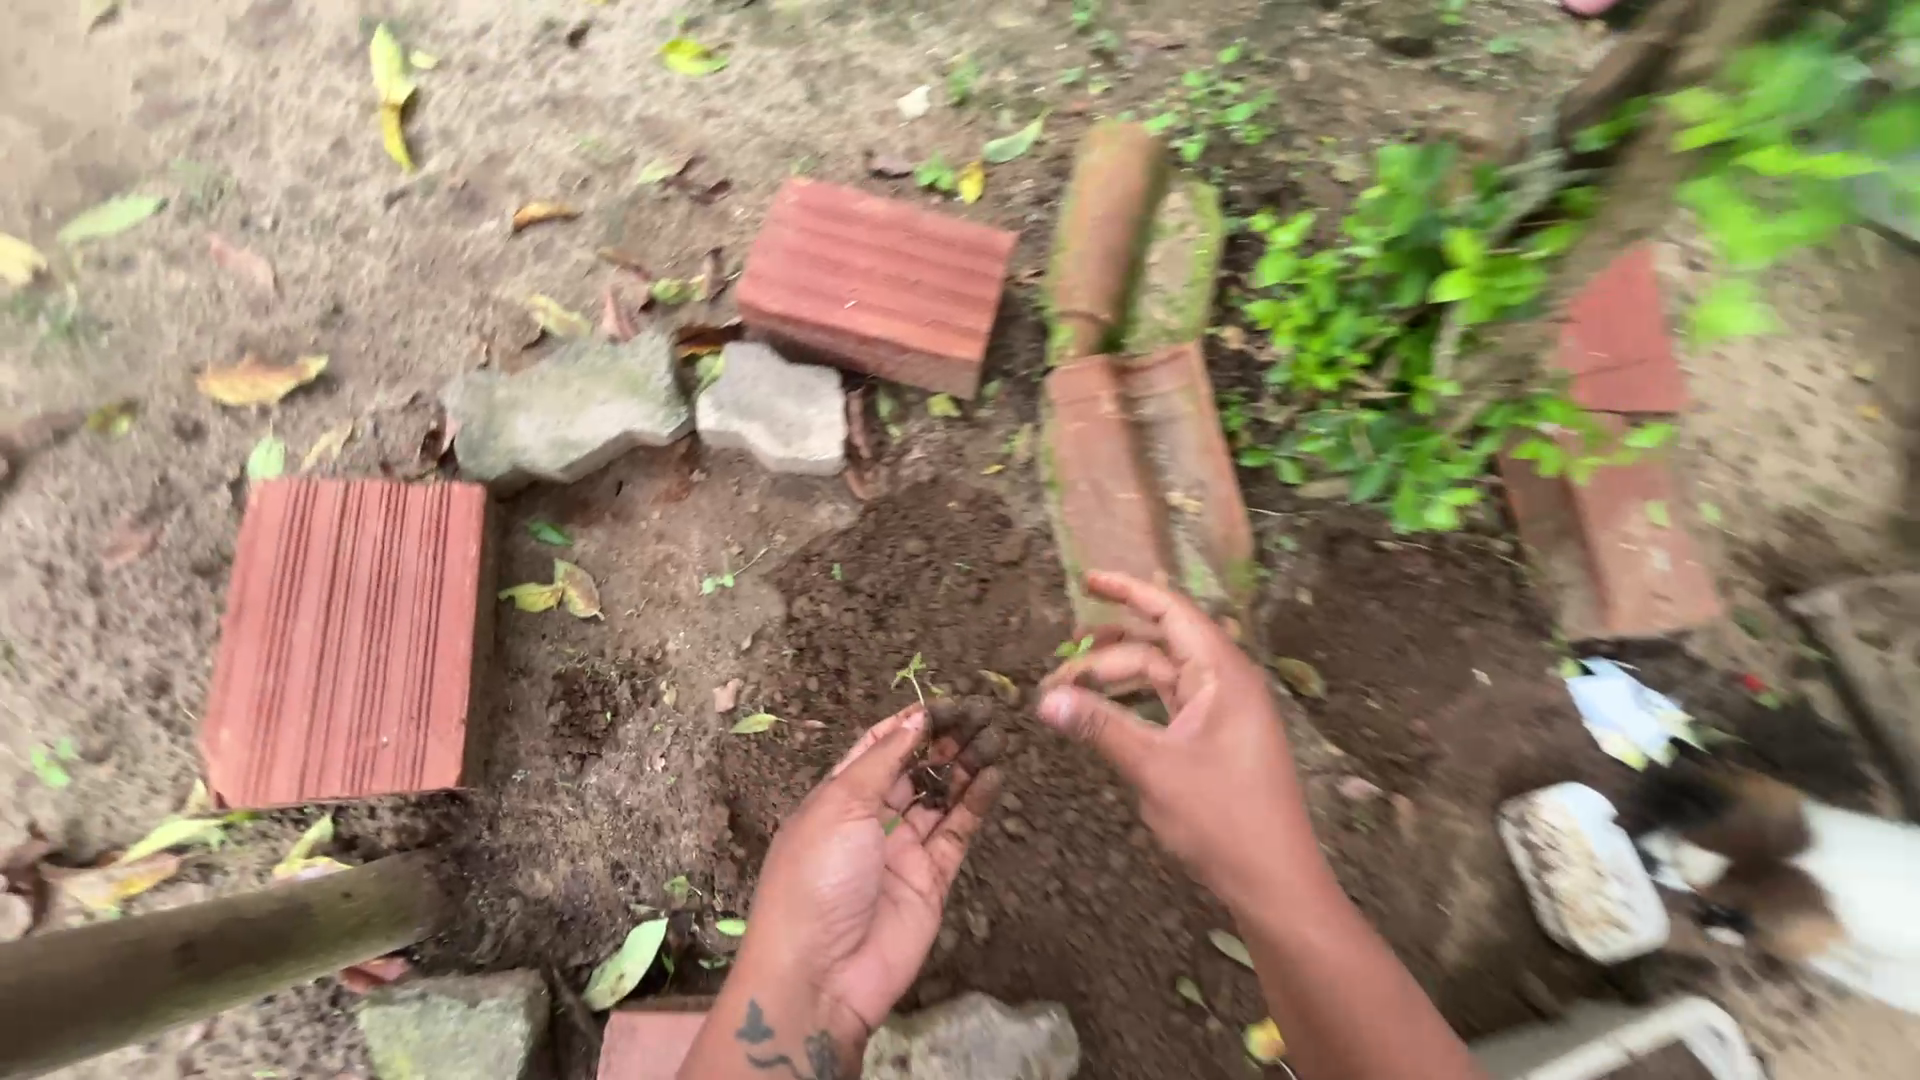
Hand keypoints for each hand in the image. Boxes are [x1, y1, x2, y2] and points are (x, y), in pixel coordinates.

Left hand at [729, 700, 1004, 1044]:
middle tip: (982, 714)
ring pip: (940, 796)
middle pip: (915, 768)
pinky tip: (995, 775)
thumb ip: (883, 759)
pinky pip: (957, 832)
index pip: (879, 746)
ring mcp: (902, 849)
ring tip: (995, 736)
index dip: (910, 723)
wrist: (821, 977)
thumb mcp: (841, 804)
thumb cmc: (818, 875)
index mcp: (839, 796)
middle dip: (945, 740)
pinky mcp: (931, 879)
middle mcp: (871, 818)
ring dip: (965, 765)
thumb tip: (915, 718)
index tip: (946, 703)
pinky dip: (976, 803)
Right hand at [1037, 570, 1326, 909]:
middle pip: (1156, 646)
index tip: (1087, 579)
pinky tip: (1103, 715)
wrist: (1275, 883)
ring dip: (1115, 680)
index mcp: (1222, 673)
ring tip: (1069, 694)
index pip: (1171, 610)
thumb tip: (1044, 700)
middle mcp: (1224, 681)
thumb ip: (1098, 727)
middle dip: (1104, 653)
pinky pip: (1166, 703)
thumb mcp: (1153, 769)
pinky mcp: (1214, 737)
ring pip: (1158, 676)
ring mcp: (1221, 710)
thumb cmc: (1223, 819)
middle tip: (1056, 674)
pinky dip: (1132, 703)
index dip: (1128, 589)